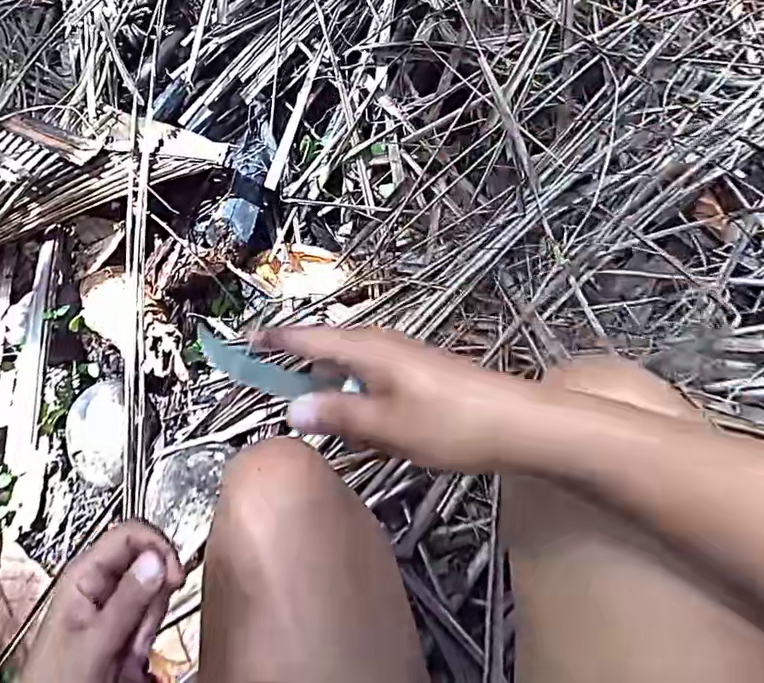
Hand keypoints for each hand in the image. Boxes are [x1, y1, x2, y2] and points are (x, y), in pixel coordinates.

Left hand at [20, 521, 184, 682]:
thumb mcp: (93, 643)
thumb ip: (127, 600)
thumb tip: (157, 557)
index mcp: (84, 574)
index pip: (129, 534)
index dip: (156, 546)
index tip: (175, 574)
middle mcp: (99, 583)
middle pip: (145, 563)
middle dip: (152, 598)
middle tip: (139, 632)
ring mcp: (112, 607)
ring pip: (151, 593)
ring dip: (148, 625)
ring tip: (128, 654)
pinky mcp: (122, 628)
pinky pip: (149, 619)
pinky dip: (147, 639)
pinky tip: (130, 658)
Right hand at [256, 326, 539, 472]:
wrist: (516, 421)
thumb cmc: (449, 423)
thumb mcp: (386, 427)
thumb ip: (337, 416)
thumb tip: (291, 410)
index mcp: (366, 348)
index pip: (308, 337)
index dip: (275, 339)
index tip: (246, 340)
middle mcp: (379, 342)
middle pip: (327, 349)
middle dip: (303, 368)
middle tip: (284, 391)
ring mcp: (399, 353)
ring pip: (351, 365)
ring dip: (335, 387)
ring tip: (333, 418)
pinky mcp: (415, 369)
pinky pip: (371, 376)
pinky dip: (358, 395)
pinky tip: (371, 425)